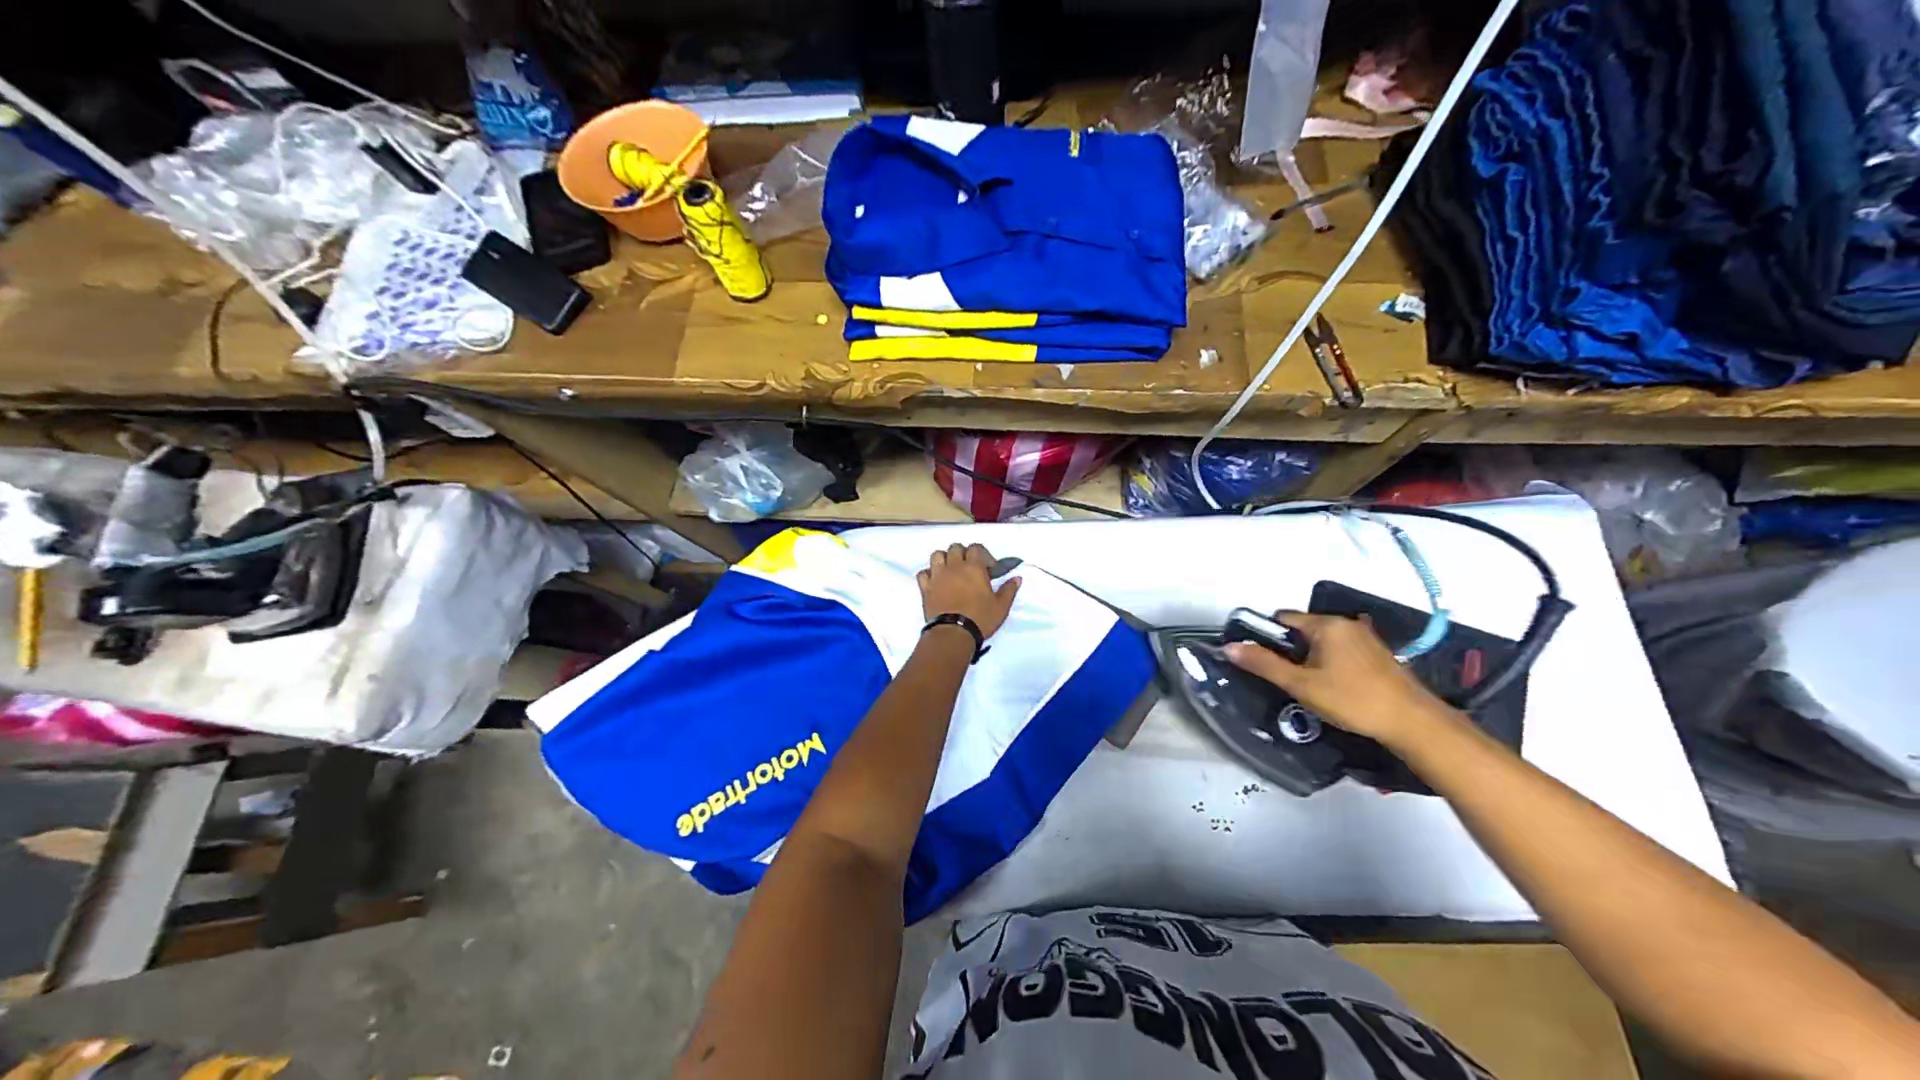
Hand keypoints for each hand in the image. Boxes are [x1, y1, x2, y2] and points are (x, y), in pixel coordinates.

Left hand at [918, 544, 1019, 639]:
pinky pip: (923, 573)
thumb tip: (1017, 577)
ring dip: (944, 559)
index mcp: (974, 567)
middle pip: (955, 547)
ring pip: (937, 555)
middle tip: (969, 568)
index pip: (976, 548)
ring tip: (951, 570)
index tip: (989, 569)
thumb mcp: (1001, 606)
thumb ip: (1009, 589)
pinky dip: (929, 573)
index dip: (983, 555)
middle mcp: (954, 566)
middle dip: (963, 554)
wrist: (953, 633)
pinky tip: (935, 581)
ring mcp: (937, 576)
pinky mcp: (925, 588)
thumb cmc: (980, 618)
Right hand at [1224, 612, 1463, 748]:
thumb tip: (1229, 647)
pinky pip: (1341, 650)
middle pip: (1303, 629)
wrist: (1412, 723)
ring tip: (1305, 685)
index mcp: (1326, 624)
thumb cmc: (1352, 700)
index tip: (1259, 659)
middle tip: (1283, 678)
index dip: (1266, 636)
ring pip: (1323, 641)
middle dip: (1289, 649)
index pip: (1283, 618)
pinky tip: (1331, 687)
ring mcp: (1365, 638)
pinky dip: (1329, 662)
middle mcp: (1346, 623)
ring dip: (1310, 658)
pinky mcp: (1378, 655)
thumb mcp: (1301, 684)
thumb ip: (1264, 664)